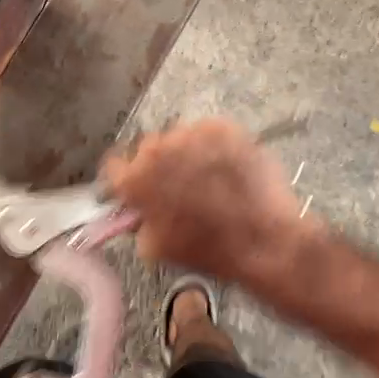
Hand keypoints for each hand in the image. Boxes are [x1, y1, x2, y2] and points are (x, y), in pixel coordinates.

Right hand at [102, 118, 315, 284]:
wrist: (264, 240)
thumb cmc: (209, 250)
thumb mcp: (158, 248)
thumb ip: (139, 222)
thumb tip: (140, 212)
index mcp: (136, 178)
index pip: (114, 167)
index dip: (124, 179)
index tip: (135, 187)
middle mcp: (158, 148)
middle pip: (148, 150)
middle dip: (159, 166)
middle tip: (177, 187)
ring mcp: (191, 134)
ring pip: (180, 139)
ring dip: (187, 155)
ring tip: (208, 178)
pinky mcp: (223, 127)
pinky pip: (209, 134)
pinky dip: (214, 148)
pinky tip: (226, 169)